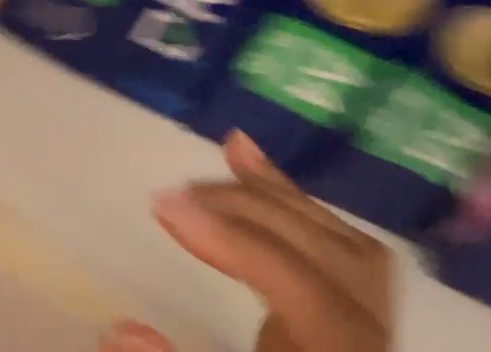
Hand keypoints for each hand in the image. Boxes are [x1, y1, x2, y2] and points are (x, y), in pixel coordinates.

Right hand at [100, 132, 393, 351]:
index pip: (308, 299)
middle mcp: (371, 349)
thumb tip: (114, 331)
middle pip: (335, 264)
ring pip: (347, 247)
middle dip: (253, 216)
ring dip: (277, 198)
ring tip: (217, 164)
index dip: (239, 246)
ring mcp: (376, 335)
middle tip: (175, 198)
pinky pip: (343, 249)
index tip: (164, 205)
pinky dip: (294, 203)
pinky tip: (244, 158)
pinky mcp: (360, 319)